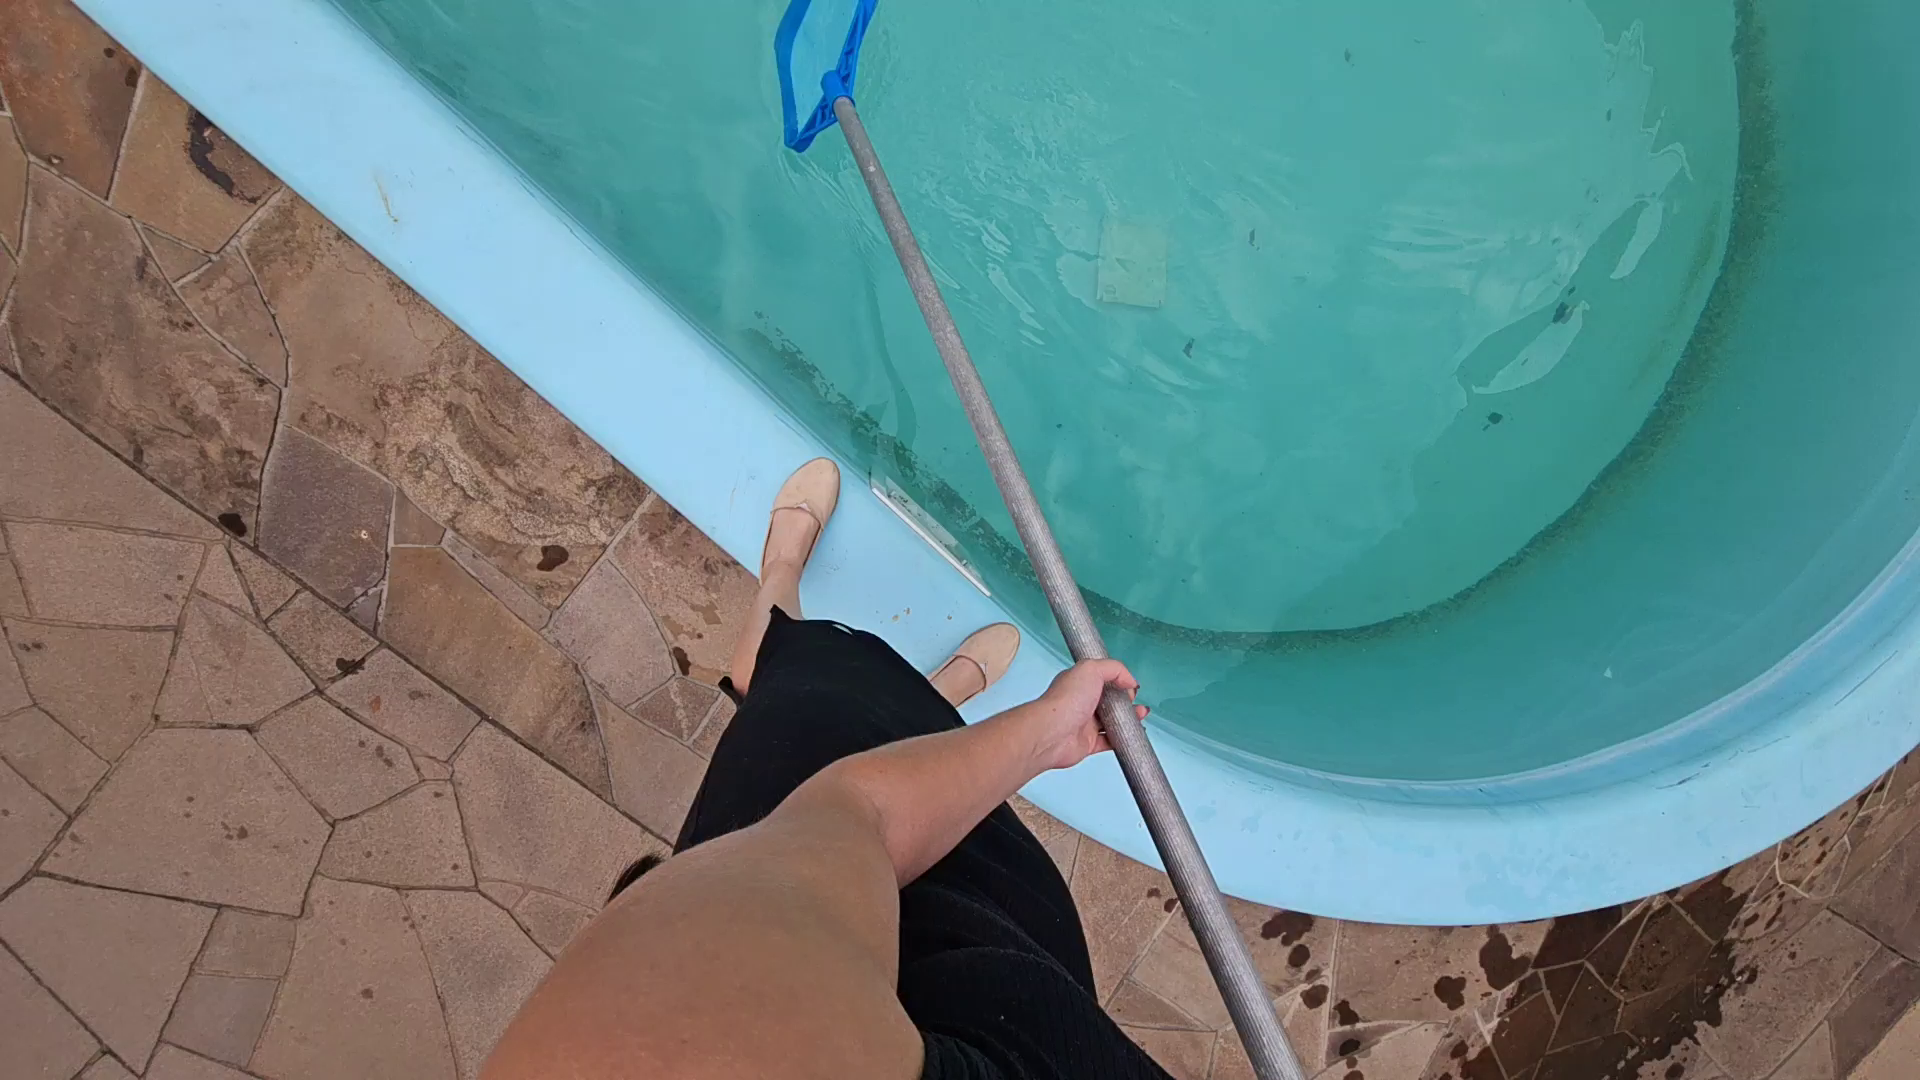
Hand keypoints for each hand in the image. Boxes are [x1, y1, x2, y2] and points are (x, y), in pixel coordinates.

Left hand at [1014, 659, 1147, 771]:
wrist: (1052, 733)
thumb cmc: (1065, 700)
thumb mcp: (1091, 669)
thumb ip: (1114, 669)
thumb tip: (1130, 681)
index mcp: (1079, 682)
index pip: (1102, 677)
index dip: (1118, 680)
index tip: (1129, 685)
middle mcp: (1081, 701)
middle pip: (1108, 700)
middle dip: (1126, 700)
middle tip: (1136, 701)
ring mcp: (1084, 723)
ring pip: (1112, 721)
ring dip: (1128, 719)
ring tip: (1142, 715)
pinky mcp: (1088, 743)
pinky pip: (1110, 741)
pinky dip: (1123, 739)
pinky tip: (1133, 734)